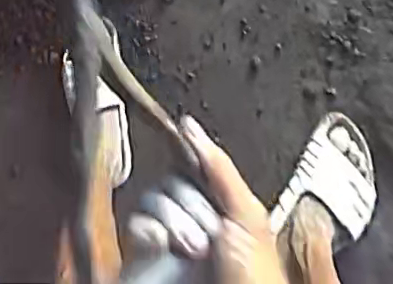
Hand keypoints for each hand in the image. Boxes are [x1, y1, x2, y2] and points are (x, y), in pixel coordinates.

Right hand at [124, 117, 289, 283]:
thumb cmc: (255, 279)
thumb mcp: (249, 216)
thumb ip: (221, 168)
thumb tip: (189, 124)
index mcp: (222, 204)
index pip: (194, 161)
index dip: (190, 155)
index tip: (185, 139)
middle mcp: (193, 217)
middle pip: (172, 176)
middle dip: (192, 202)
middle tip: (211, 230)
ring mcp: (169, 236)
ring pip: (153, 196)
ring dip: (175, 220)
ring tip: (195, 251)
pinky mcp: (146, 254)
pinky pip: (137, 223)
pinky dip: (149, 230)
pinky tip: (165, 244)